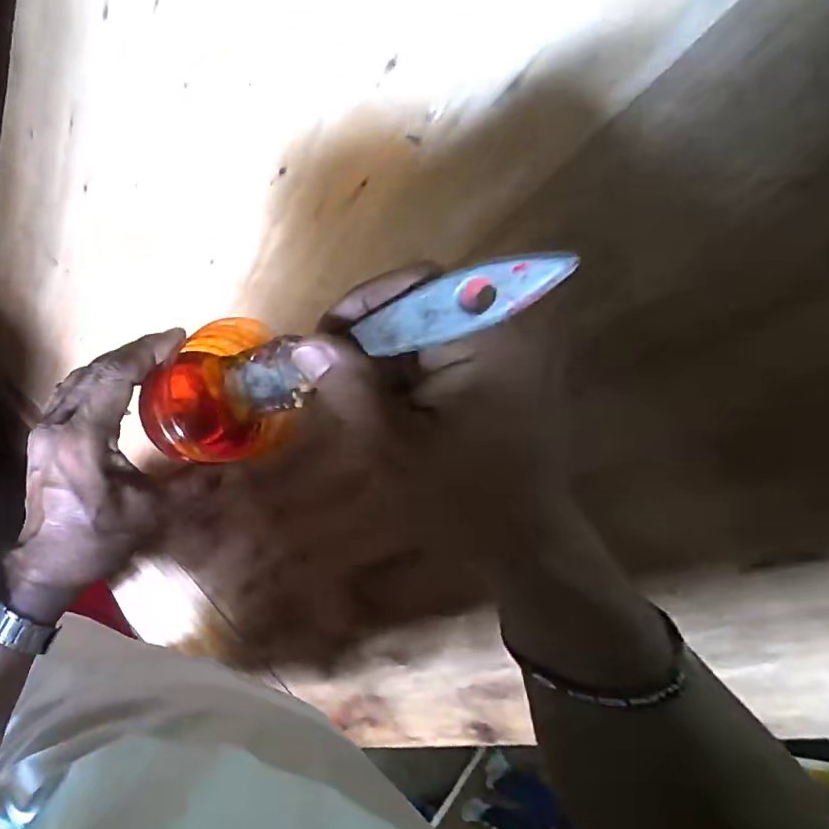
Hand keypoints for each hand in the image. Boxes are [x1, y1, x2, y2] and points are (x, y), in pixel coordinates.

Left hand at [0, 329, 187, 621]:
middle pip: (95, 370)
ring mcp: (44, 429)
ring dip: (112, 364)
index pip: (114, 375)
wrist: (44, 563)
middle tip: (167, 346)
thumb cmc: (96, 539)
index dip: (146, 351)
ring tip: (146, 361)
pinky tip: (114, 386)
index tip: (176, 338)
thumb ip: (191, 487)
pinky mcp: (41, 438)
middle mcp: (58, 424)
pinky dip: (95, 381)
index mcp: (82, 436)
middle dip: (133, 352)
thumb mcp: (149, 513)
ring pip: (78, 379)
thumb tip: (232, 470)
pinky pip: (69, 394)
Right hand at [291, 263, 578, 575]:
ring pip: (430, 327)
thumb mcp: (391, 443)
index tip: (323, 336)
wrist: (524, 542)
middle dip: (369, 332)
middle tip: (327, 366)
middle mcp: (508, 329)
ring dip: (383, 353)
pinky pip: (445, 351)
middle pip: (423, 302)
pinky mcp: (506, 373)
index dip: (363, 304)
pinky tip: (380, 401)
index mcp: (487, 337)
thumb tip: (305, 345)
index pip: (417, 286)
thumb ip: (348, 387)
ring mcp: (511, 351)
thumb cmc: (459, 495)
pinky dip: (407, 370)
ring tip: (346, 387)